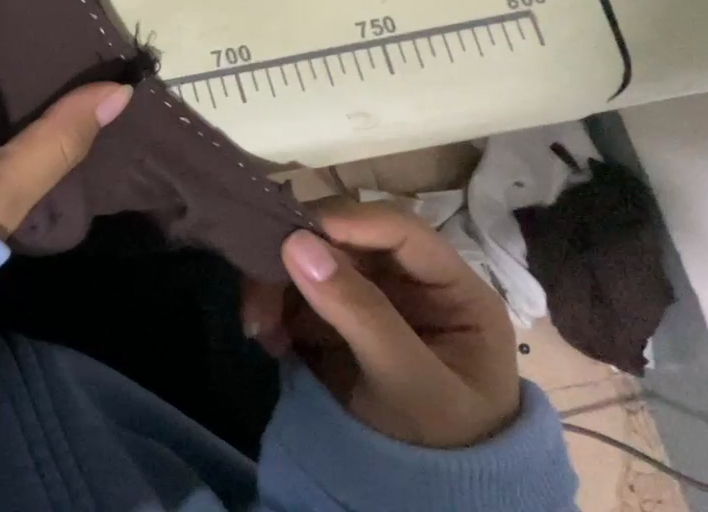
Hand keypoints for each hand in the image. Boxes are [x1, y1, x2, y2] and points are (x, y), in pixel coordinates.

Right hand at [245, 200, 520, 448]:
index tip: (290, 236)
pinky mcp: (325, 313)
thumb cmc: (443, 439)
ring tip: (259, 328)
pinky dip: (267, 305)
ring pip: (302, 258)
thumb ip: (360, 312)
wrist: (421, 496)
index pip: (397, 228)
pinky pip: (285, 287)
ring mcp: (361, 294)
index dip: (345, 222)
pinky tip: (267, 339)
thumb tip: (296, 242)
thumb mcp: (411, 382)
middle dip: (292, 259)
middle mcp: (402, 279)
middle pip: (337, 237)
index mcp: (449, 288)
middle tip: (258, 293)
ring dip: (270, 285)